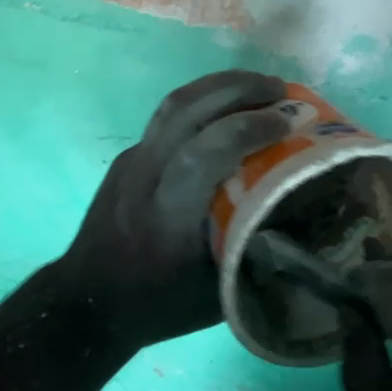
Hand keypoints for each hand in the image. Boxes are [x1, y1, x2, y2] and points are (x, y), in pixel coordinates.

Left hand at [52, 70, 294, 351]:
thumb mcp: (219, 292)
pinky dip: (203, 105)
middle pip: (184, 111)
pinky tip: (228, 113)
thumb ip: (254, 247)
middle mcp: (145, 177)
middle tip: (280, 89)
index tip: (287, 122)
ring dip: (219, 87)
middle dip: (235, 89)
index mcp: (167, 216)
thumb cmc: (161, 303)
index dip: (245, 130)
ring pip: (173, 105)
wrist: (90, 301)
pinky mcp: (127, 155)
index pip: (202, 153)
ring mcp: (131, 160)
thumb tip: (302, 211)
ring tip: (259, 87)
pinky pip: (168, 118)